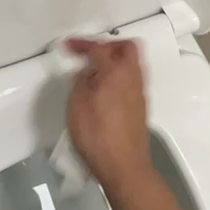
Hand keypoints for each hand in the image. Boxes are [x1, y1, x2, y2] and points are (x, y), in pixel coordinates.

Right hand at [64, 37, 152, 190]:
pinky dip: (118, 78)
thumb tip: (88, 73)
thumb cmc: (96, 134)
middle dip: (108, 45)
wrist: (123, 165)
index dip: (82, 44)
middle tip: (89, 53)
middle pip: (127, 48)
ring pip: (132, 64)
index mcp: (116, 72)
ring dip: (115, 61)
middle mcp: (133, 78)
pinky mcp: (141, 107)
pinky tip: (103, 91)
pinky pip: (131, 80)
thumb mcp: (77, 104)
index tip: (68, 46)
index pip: (99, 48)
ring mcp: (140, 93)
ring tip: (94, 73)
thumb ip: (82, 81)